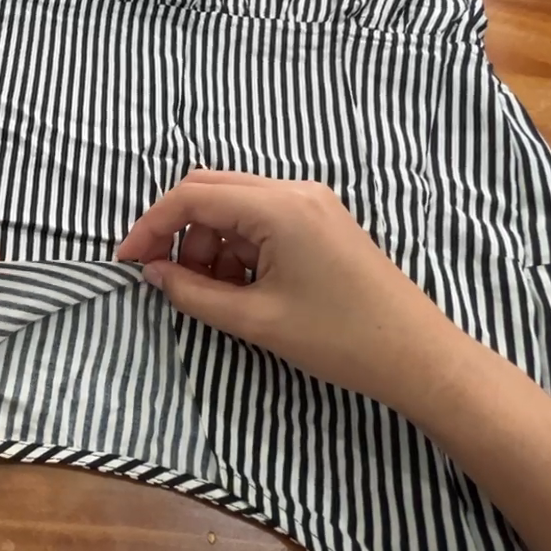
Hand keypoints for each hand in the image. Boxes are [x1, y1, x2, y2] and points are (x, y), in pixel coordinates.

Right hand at [115, 170, 470, 413]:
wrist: (423, 360)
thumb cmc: (341, 340)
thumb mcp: (255, 320)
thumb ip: (192, 292)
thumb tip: (152, 273)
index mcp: (278, 206)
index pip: (191, 197)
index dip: (150, 226)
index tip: (127, 260)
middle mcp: (293, 190)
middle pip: (209, 190)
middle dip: (178, 231)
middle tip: (164, 274)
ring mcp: (310, 202)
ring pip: (232, 204)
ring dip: (208, 241)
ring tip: (211, 290)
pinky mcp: (320, 219)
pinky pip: (258, 218)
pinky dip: (236, 245)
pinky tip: (241, 284)